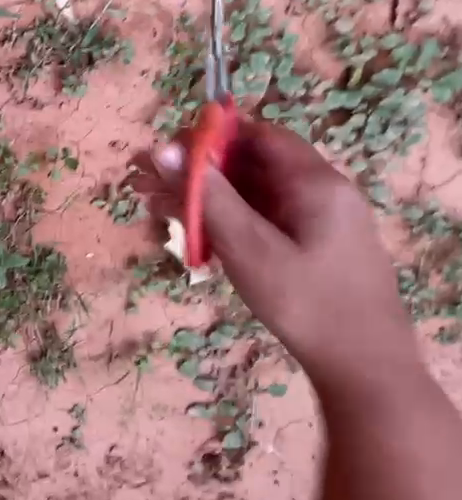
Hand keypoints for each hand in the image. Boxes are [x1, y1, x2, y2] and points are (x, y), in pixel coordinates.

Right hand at [153, 120, 416, 389]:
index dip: (208, 136)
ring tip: (149, 206)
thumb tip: (161, 148)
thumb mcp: (246, 245)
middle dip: (191, 167)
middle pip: (246, 161)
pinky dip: (216, 215)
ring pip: (244, 188)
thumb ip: (206, 194)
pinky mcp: (303, 240)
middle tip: (140, 182)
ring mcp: (312, 217)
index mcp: (315, 184)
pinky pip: (253, 213)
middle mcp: (318, 192)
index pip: (258, 135)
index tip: (162, 154)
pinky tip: (183, 230)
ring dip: (196, 193)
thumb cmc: (304, 300)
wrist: (360, 364)